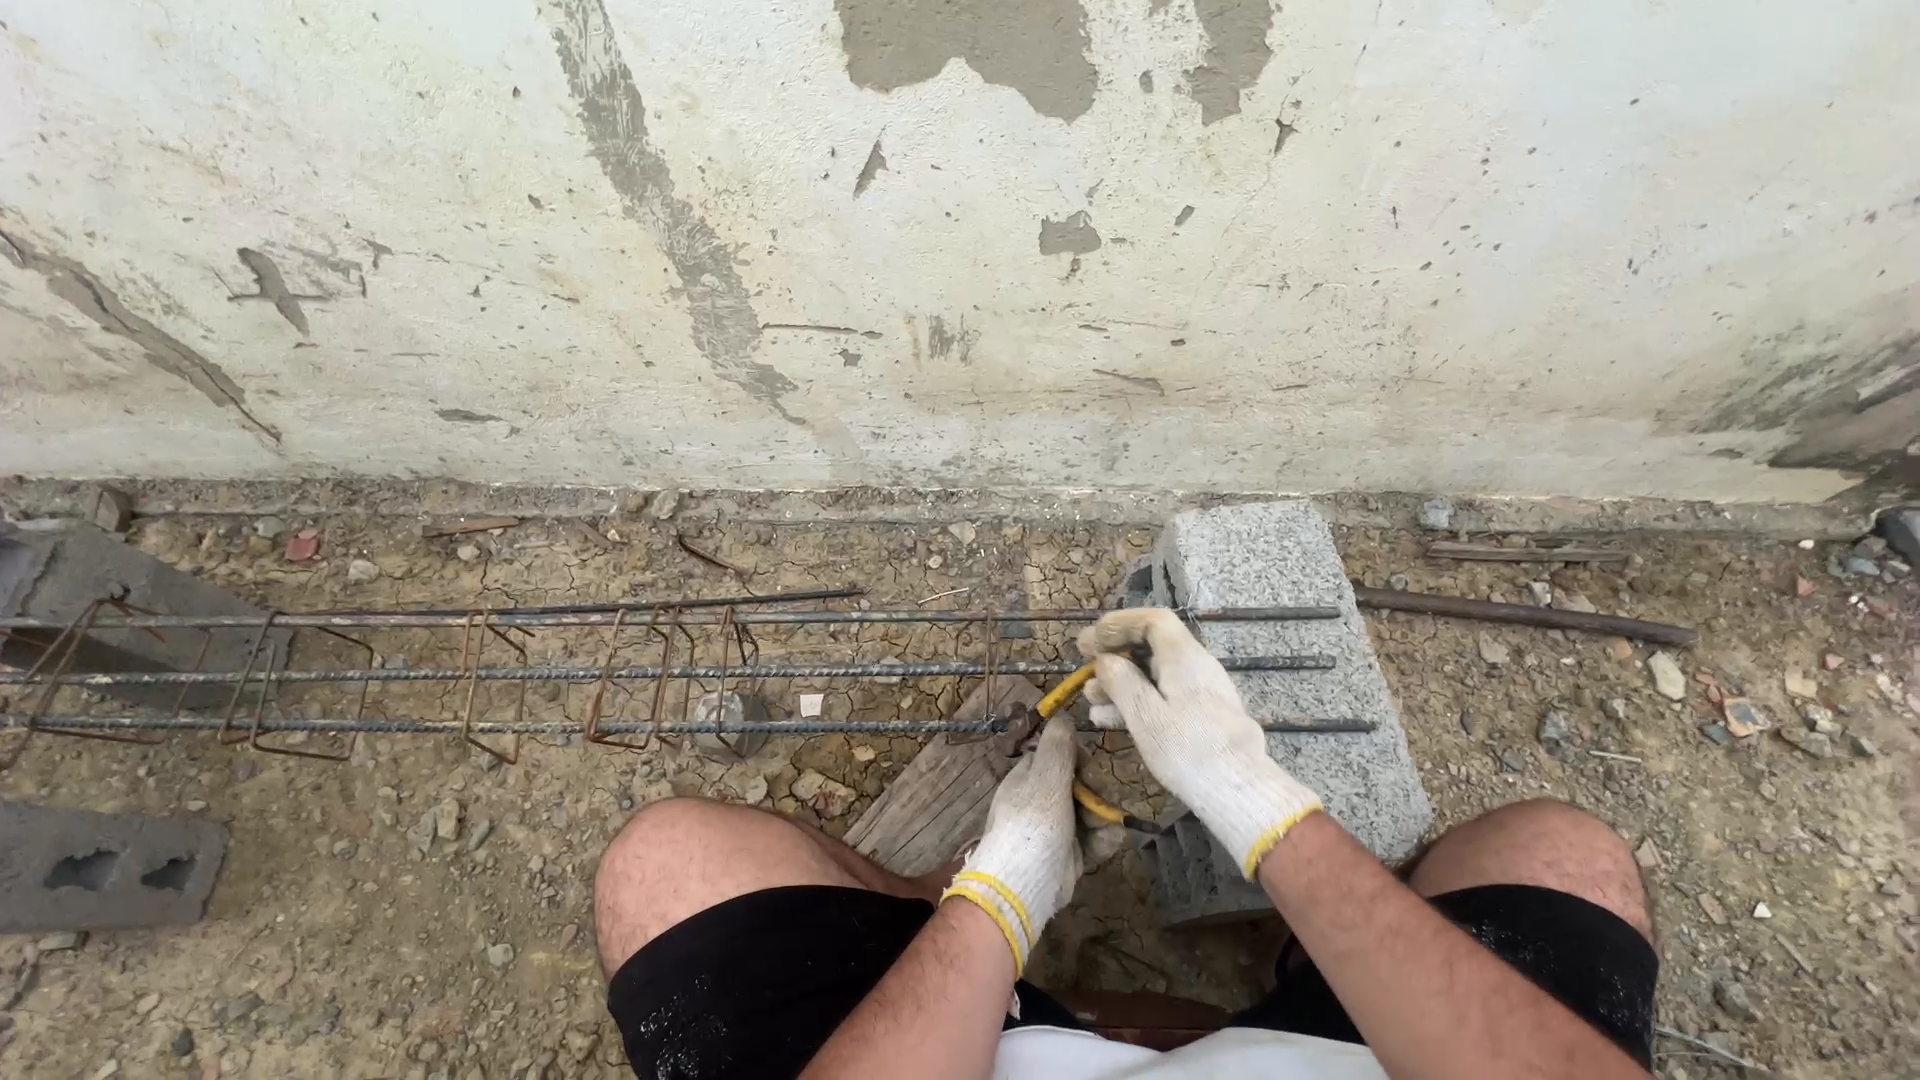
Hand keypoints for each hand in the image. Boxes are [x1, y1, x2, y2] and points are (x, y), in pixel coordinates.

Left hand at [941, 715, 1080, 975]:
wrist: (1024, 885)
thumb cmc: (1032, 823)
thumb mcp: (1045, 777)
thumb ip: (1057, 745)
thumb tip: (1062, 714)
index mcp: (1028, 778)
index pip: (1058, 756)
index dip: (1078, 757)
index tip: (1088, 764)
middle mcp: (1041, 800)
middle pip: (1080, 783)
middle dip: (1095, 789)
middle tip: (1098, 797)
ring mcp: (1056, 829)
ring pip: (1091, 811)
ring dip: (1103, 815)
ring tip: (1104, 825)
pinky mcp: (1070, 855)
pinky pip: (1094, 839)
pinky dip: (1103, 839)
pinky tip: (1109, 839)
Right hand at [1078, 608, 1322, 878]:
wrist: (1236, 791)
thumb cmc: (1186, 748)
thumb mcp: (1144, 714)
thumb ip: (1121, 681)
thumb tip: (1106, 661)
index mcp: (1184, 657)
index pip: (1153, 621)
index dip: (1119, 624)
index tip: (1092, 640)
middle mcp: (1196, 668)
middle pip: (1152, 649)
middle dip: (1114, 656)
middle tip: (1083, 664)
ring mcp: (1201, 694)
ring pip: (1154, 677)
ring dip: (1120, 683)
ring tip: (1089, 698)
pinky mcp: (1202, 718)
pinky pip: (1163, 699)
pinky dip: (1136, 703)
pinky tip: (1109, 719)